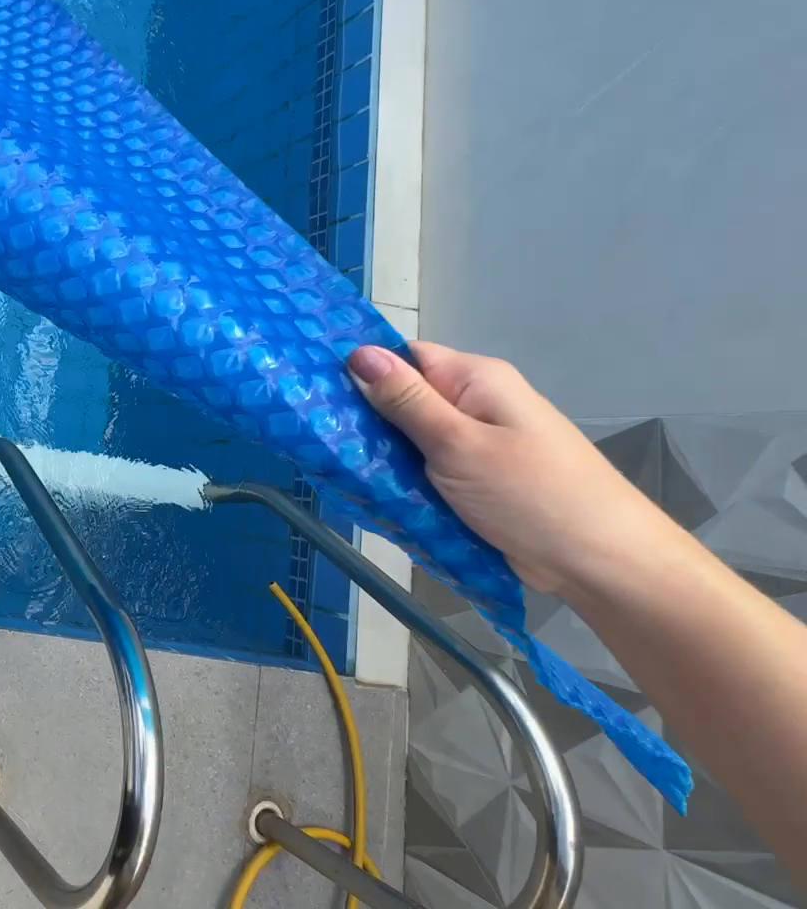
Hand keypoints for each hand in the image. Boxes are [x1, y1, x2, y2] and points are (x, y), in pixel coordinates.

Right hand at [347, 340, 682, 595]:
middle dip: (364, 420)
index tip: (314, 390)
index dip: (360, 369)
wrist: (604, 567)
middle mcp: (474, 403)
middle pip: (400, 398)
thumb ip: (405, 400)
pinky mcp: (472, 478)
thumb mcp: (458, 444)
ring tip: (338, 473)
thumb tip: (357, 353)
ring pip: (405, 438)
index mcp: (475, 380)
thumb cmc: (534, 496)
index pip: (402, 356)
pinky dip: (399, 481)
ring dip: (379, 456)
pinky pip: (421, 468)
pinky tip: (372, 495)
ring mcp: (474, 443)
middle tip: (320, 442)